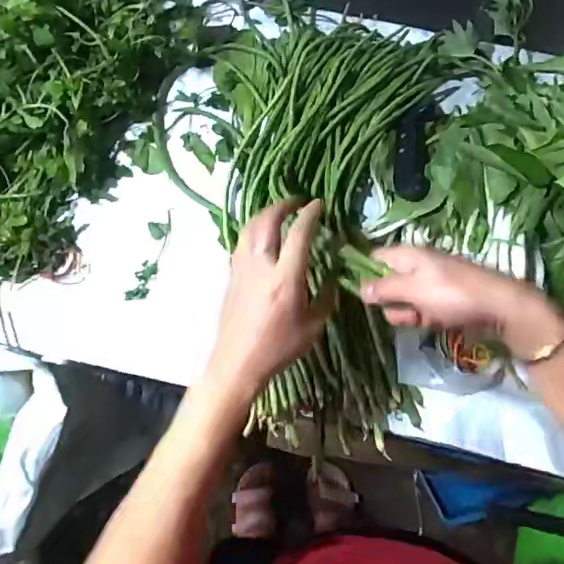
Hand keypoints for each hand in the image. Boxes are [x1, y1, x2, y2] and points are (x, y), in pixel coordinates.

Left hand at [207, 198, 329, 397]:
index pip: (298, 235)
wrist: (238, 362)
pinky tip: (262, 234)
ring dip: (266, 214)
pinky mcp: (231, 274)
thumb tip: (331, 276)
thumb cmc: (279, 348)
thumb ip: (324, 297)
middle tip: (298, 202)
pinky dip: (254, 229)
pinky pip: (242, 241)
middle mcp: (261, 266)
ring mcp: (242, 268)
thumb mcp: (313, 326)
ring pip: (250, 228)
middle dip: (284, 206)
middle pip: (268, 222)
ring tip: (279, 212)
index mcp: (285, 279)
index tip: (318, 204)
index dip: (309, 215)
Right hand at [358, 246, 563, 357]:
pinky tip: (432, 323)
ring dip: (405, 313)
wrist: (500, 307)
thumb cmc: (452, 294)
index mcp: (408, 255)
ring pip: (403, 300)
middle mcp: (416, 266)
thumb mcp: (413, 290)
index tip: (358, 292)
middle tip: (399, 310)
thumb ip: (384, 289)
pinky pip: (421, 310)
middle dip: (387, 300)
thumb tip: (359, 288)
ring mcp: (430, 284)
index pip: (374, 257)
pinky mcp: (442, 302)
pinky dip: (422, 317)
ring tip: (420, 319)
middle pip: (386, 282)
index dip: (363, 272)